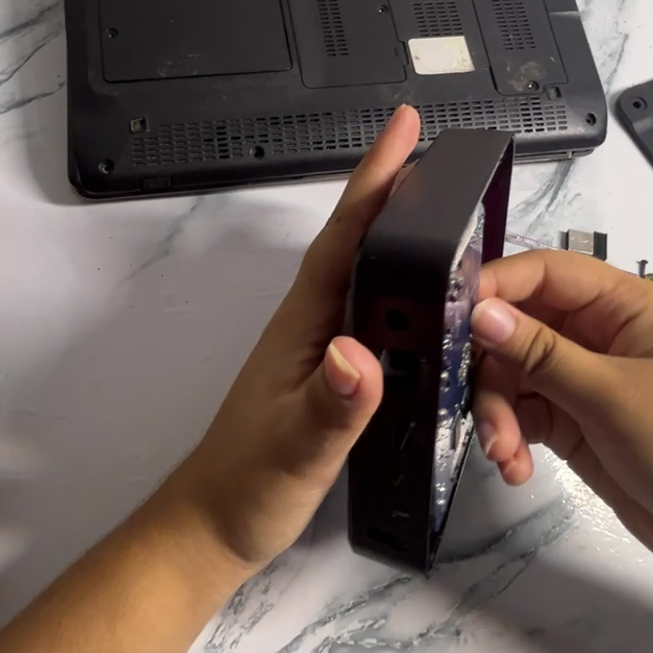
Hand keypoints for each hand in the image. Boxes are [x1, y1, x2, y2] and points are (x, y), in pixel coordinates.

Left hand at [155, 106, 421, 574]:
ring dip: (394, 232)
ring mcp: (319, 345)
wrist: (215, 523)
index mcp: (304, 324)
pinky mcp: (328, 372)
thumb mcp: (296, 450)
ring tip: (436, 206)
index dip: (375, 182)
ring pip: (364, 273)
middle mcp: (313, 323)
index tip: (404, 129)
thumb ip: (332, 406)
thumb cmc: (246, 484)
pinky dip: (396, 286)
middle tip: (436, 154)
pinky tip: (418, 296)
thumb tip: (360, 354)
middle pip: (356, 241)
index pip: (344, 238)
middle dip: (392, 191)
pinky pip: (370, 311)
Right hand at [469, 250, 652, 574]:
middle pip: (519, 327)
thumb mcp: (614, 396)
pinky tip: (515, 468)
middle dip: (494, 369)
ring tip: (504, 454)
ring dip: (499, 412)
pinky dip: (512, 437)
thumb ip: (540, 353)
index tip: (450, 314)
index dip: (496, 286)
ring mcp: (585, 379)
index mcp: (625, 305)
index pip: (547, 273)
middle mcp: (600, 334)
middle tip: (478, 407)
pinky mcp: (574, 422)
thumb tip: (479, 312)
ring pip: (514, 374)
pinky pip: (524, 413)